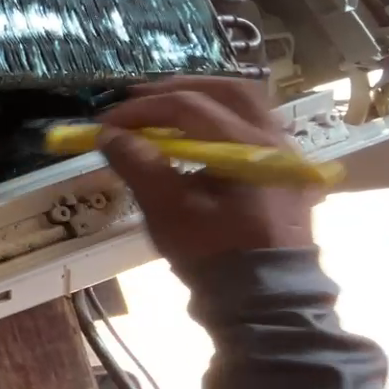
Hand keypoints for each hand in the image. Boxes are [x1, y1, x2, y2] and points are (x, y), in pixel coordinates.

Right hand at [95, 76, 319, 265]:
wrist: (265, 300)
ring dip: (198, 102)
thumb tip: (107, 134)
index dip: (138, 110)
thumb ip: (136, 163)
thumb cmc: (213, 251)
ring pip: (244, 106)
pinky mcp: (282, 174)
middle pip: (228, 91)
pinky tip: (189, 138)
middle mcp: (275, 144)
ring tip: (159, 113)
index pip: (186, 107)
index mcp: (248, 148)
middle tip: (135, 101)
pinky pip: (250, 129)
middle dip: (175, 89)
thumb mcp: (165, 207)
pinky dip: (215, 122)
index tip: (103, 125)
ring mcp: (285, 159)